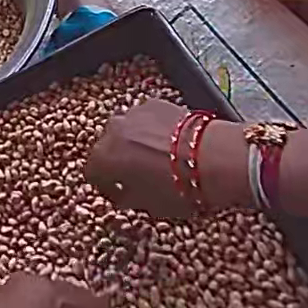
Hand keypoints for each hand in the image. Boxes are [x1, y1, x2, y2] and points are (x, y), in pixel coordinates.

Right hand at [87, 99, 248, 218]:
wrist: (215, 157)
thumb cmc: (179, 187)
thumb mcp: (149, 205)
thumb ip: (127, 198)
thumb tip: (122, 194)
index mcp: (105, 157)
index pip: (93, 172)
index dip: (105, 185)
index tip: (117, 193)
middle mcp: (113, 130)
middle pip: (107, 146)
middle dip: (118, 160)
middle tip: (136, 176)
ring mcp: (134, 113)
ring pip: (126, 130)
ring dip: (133, 142)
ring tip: (155, 157)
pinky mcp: (155, 103)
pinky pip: (144, 119)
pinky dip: (151, 129)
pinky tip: (169, 142)